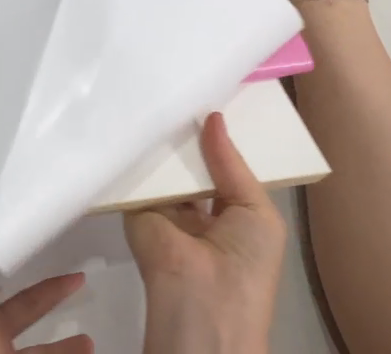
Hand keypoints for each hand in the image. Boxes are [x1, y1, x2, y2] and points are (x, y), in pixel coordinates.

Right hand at [124, 114, 284, 353]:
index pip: (222, 167)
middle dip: (188, 133)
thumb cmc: (245, 263)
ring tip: (157, 93)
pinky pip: (136, 173)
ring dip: (163, 139)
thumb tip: (213, 117)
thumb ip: (232, 163)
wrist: (199, 301)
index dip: (218, 138)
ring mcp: (163, 206)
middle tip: (180, 89)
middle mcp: (196, 208)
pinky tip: (134, 116)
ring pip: (163, 165)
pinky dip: (136, 150)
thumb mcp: (257, 211)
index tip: (211, 99)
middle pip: (190, 162)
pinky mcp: (133, 205)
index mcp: (231, 213)